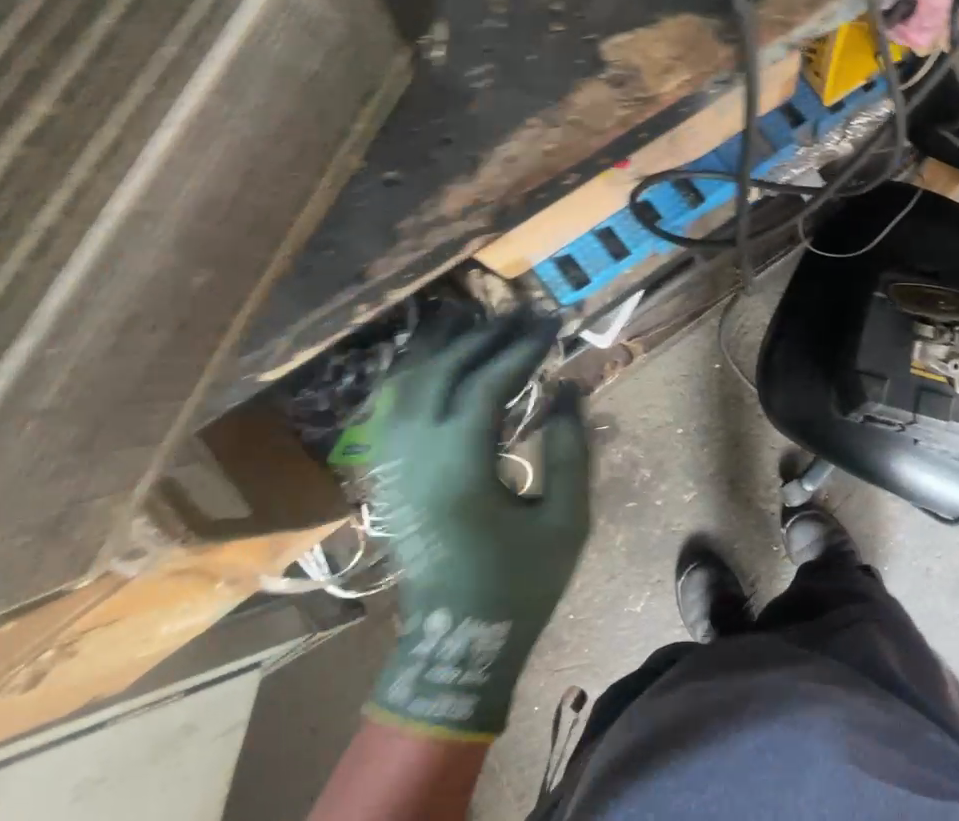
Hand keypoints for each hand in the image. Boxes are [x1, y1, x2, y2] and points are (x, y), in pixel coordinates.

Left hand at [363, 313, 590, 739]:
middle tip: (525, 316)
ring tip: (481, 323)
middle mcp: (415, 459)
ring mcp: (392, 468)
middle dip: (485, 339)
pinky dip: (416, 376)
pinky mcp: (388, 478)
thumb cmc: (521, 584)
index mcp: (459, 470)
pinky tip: (440, 363)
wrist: (458, 641)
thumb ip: (569, 450)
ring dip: (444, 349)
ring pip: (405, 386)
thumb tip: (569, 390)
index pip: (484, 387)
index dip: (520, 350)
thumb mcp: (565, 520)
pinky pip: (392, 410)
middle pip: (441, 375)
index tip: (551, 324)